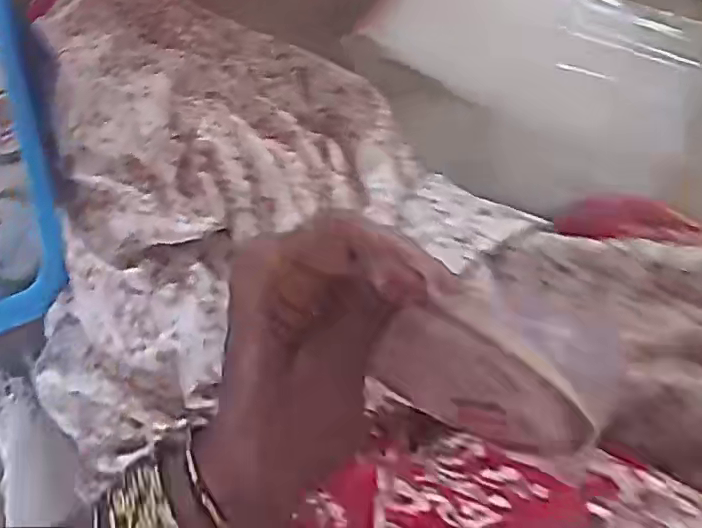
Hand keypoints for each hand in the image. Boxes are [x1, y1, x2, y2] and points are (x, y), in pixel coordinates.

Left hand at [192, 214, 430, 525]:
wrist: (253, 469)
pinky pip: (351, 280)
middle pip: (347, 238)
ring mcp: (289, 275)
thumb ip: (363, 314)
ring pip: (354, 256)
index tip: (433, 285)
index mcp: (267, 264)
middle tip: (448, 292)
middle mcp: (275, 256)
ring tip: (443, 300)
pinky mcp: (306, 298)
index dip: (389, 251)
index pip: (336, 233)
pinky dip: (384, 293)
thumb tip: (410, 274)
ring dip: (398, 274)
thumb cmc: (284, 427)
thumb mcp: (329, 372)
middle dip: (399, 260)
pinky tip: (417, 309)